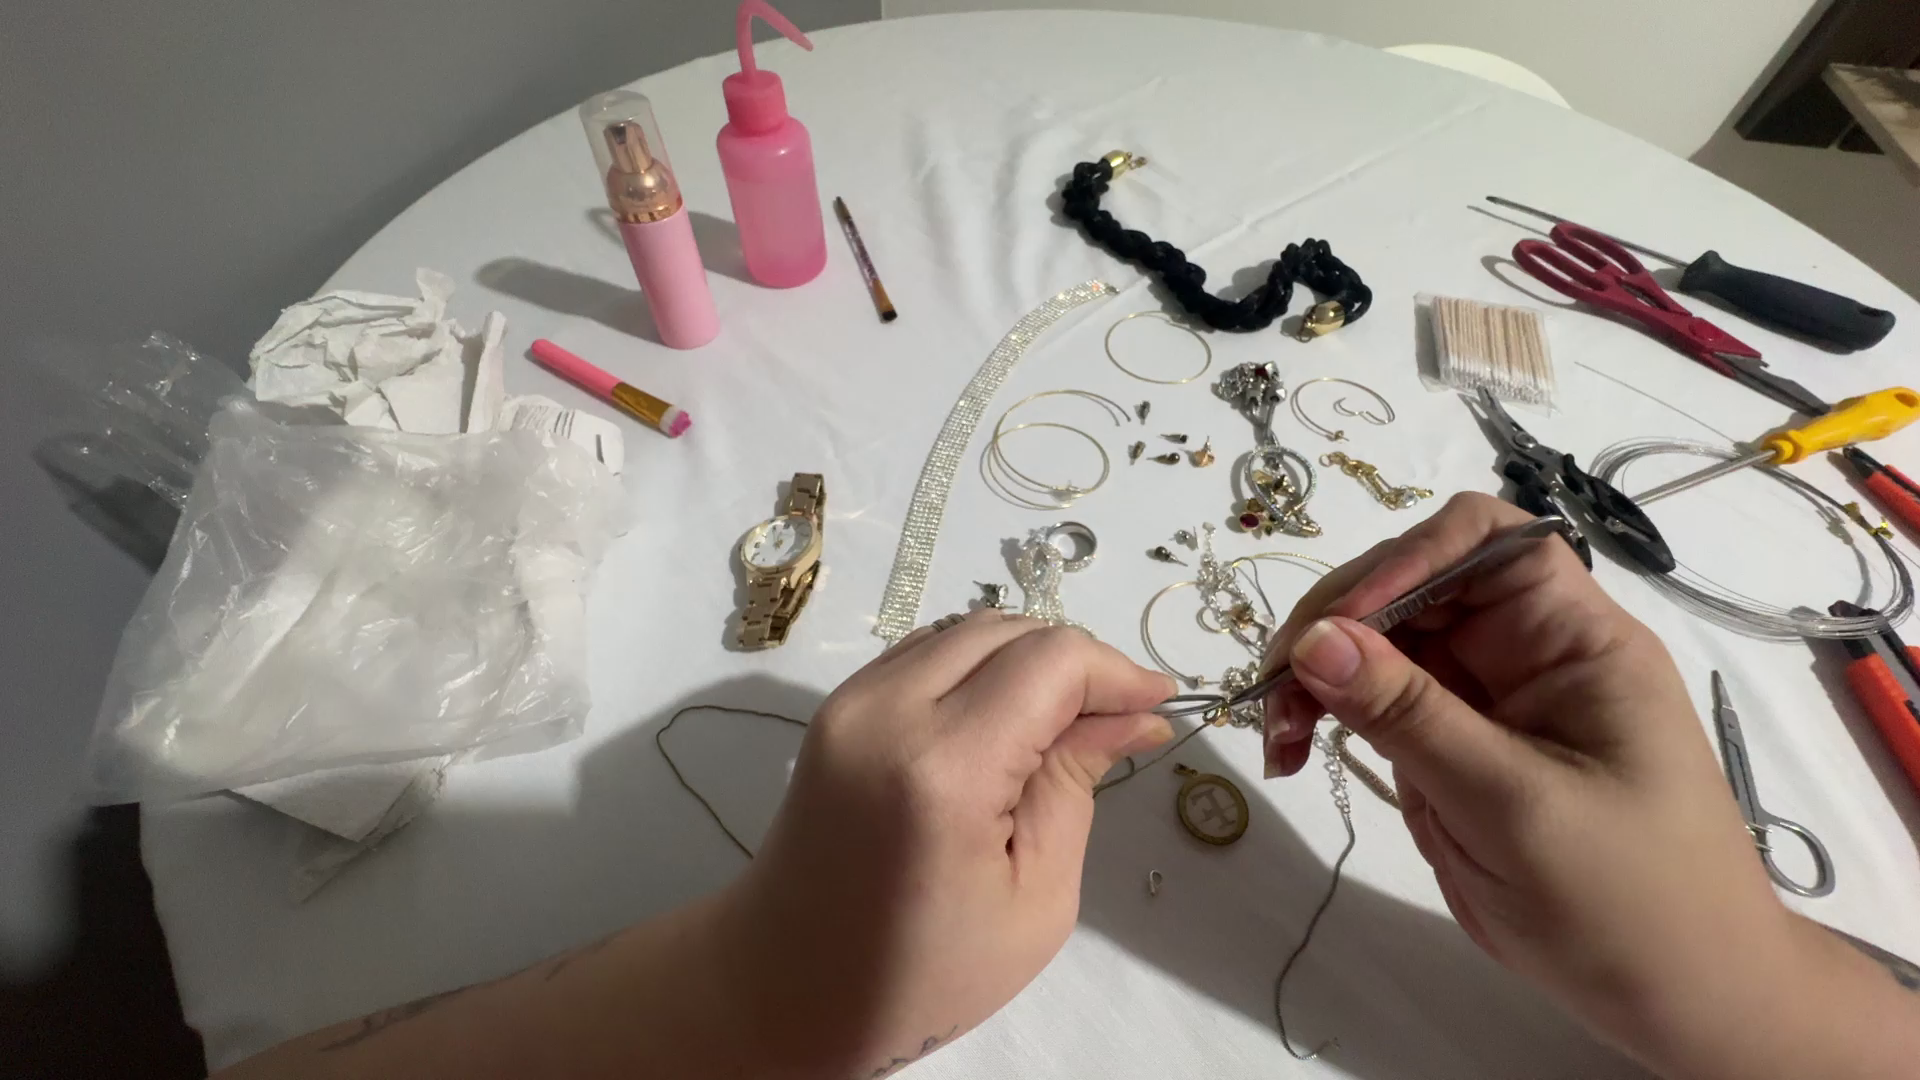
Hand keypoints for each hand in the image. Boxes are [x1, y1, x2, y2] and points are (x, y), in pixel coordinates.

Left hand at [721, 614, 1173, 1076]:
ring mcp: (853, 696)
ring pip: (968, 630)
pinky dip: (981, 664)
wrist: (781, 984)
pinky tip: (1004, 713)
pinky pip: (929, 650)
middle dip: (1076, 660)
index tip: (1157, 703)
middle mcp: (887, 707)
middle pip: (1009, 630)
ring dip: (1028, 657)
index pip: (1048, 662)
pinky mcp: (840, 701)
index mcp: (941, 767)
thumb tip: (1133, 715)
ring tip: (1065, 717)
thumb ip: (1077, 783)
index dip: (1114, 670)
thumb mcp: (1034, 901)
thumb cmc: (920, 974)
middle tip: (1116, 716)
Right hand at [1254, 494, 1915, 1079]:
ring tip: (1278, 733)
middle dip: (1330, 626)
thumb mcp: (1512, 801)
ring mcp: (1464, 687)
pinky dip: (1310, 709)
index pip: (1484, 540)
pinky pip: (1352, 692)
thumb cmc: (1628, 897)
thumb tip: (1312, 639)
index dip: (1409, 558)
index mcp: (1566, 636)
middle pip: (1400, 586)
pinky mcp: (1427, 729)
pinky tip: (1288, 749)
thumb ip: (1409, 714)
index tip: (1346, 619)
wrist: (1662, 995)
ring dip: (1306, 672)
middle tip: (1276, 690)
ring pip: (1362, 637)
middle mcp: (1510, 645)